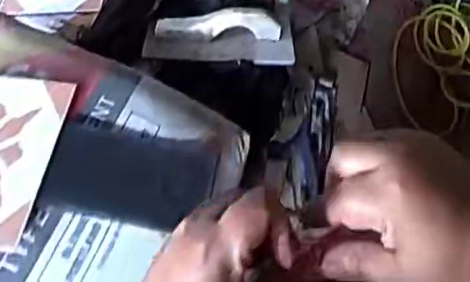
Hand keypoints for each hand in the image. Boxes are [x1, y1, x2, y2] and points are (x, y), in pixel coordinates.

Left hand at [145, 186, 298, 281]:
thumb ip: (278, 276)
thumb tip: (304, 265)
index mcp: (217, 240)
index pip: (263, 198)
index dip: (284, 224)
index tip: (287, 260)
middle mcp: (195, 225)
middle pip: (242, 196)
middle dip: (264, 223)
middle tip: (275, 262)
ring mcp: (176, 234)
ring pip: (221, 209)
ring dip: (242, 230)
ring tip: (250, 268)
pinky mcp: (165, 248)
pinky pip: (202, 227)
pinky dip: (220, 238)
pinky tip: (224, 272)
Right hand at [317, 131, 469, 281]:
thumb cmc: (458, 266)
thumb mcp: (405, 275)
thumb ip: (358, 262)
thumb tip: (321, 261)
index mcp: (387, 189)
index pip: (336, 199)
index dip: (328, 222)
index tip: (328, 240)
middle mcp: (392, 152)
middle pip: (341, 154)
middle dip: (336, 183)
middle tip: (347, 217)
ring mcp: (409, 138)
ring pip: (361, 141)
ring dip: (356, 168)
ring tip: (370, 205)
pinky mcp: (424, 136)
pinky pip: (384, 138)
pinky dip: (376, 158)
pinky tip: (392, 191)